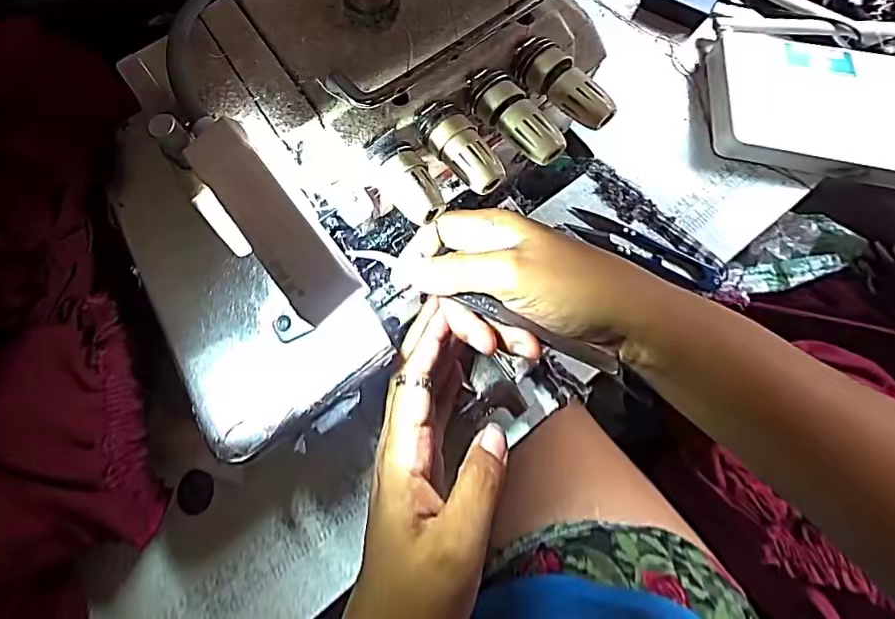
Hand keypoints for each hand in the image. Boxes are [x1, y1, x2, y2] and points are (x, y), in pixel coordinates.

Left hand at [346, 297, 513, 618]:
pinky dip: (451, 386)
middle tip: (459, 304)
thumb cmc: (412, 596)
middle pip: (416, 377)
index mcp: (400, 456)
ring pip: (427, 391)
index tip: (445, 307)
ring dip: (444, 355)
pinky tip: (464, 376)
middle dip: (435, 336)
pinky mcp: (422, 470)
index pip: (413, 381)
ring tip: (465, 325)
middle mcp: (400, 449)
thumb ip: (478, 482)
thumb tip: (495, 431)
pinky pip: (436, 413)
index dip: (429, 340)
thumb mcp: (456, 542)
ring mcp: (409, 458)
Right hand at [407, 208, 673, 348]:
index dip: (423, 259)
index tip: (420, 289)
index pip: (437, 232)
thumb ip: (456, 270)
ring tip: (515, 337)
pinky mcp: (521, 304)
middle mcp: (497, 250)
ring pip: (471, 305)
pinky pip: (495, 322)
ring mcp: (510, 278)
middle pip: (449, 276)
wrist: (628, 321)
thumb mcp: (509, 275)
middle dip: (462, 309)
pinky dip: (507, 337)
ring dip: (487, 328)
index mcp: (492, 229)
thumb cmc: (584, 287)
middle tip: (480, 328)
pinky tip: (527, 341)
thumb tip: (414, 268)